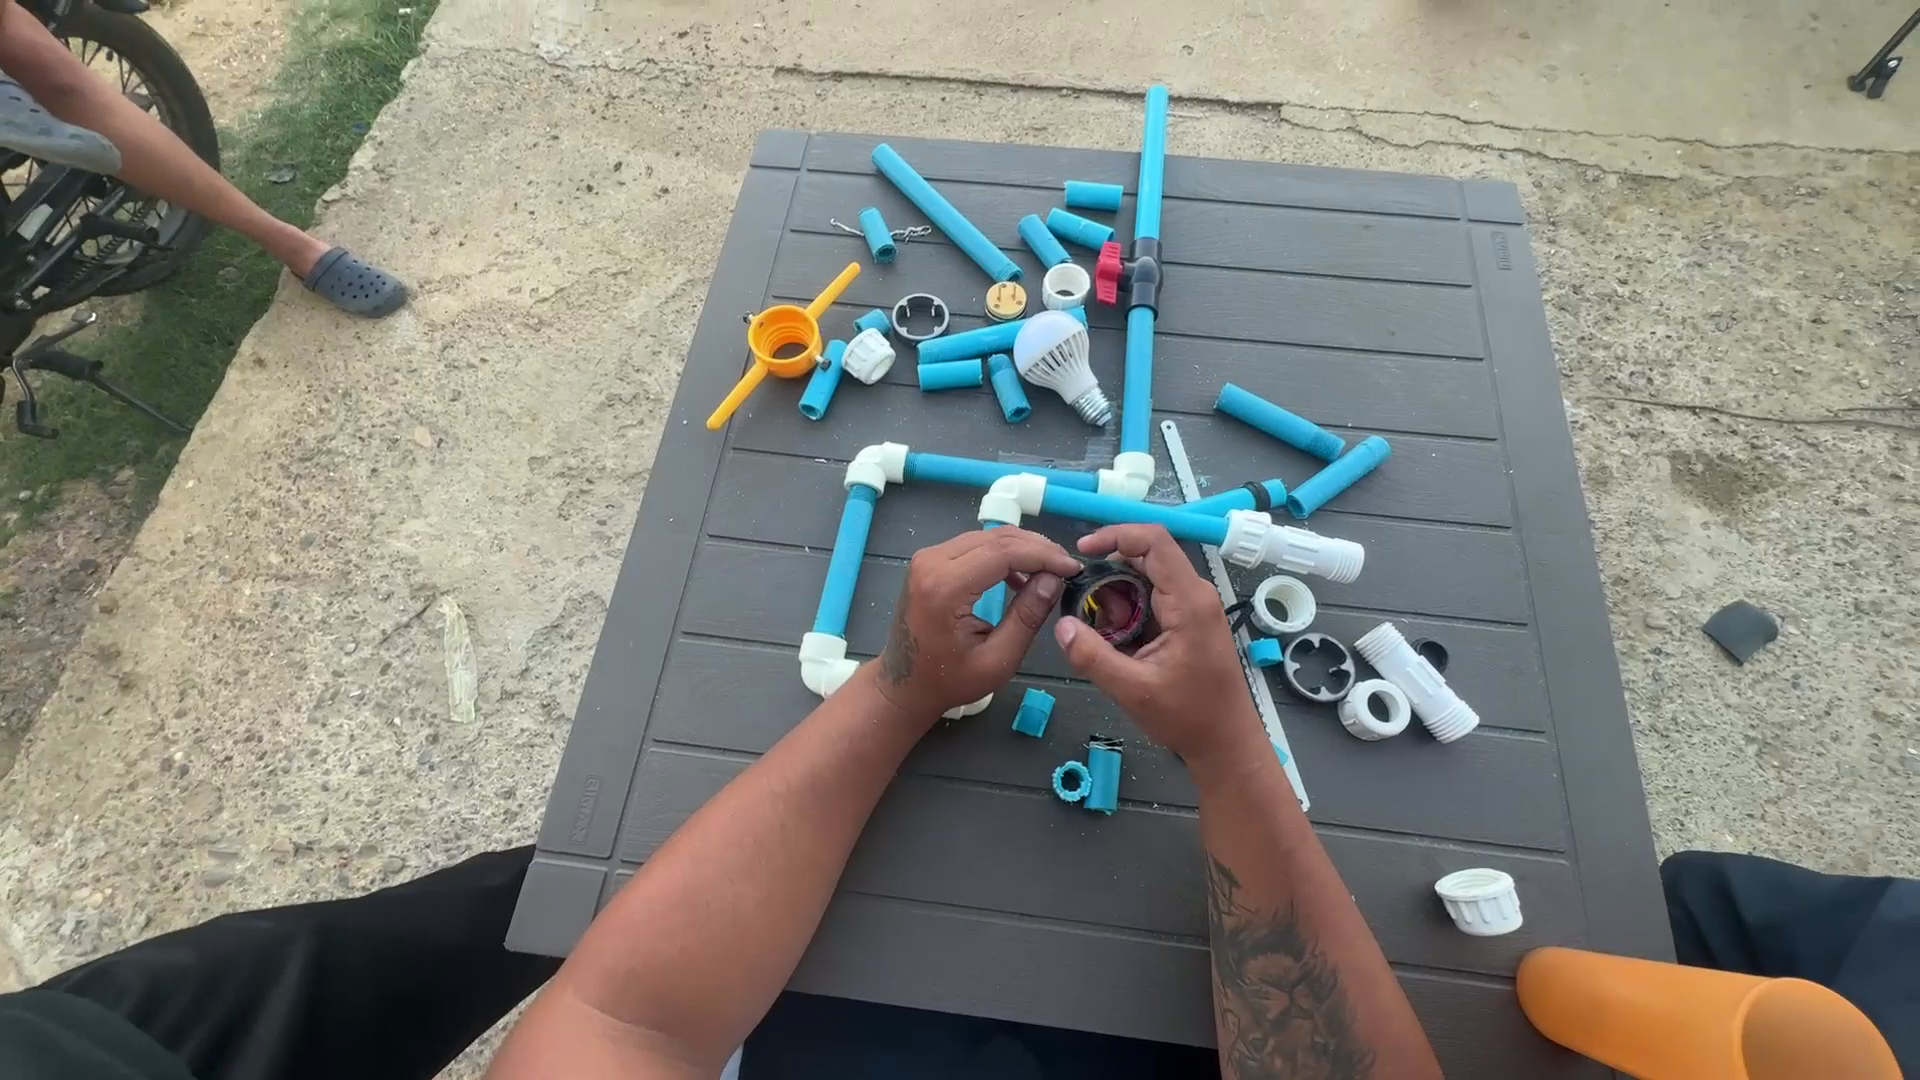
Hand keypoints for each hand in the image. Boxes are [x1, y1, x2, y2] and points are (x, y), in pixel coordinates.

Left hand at [874, 527, 1079, 717]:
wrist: (903, 684)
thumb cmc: (948, 680)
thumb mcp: (997, 660)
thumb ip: (1027, 618)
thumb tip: (1054, 580)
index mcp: (943, 588)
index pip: (1002, 552)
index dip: (1043, 555)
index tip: (1073, 568)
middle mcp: (930, 563)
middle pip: (995, 538)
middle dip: (1037, 548)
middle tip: (1066, 568)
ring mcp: (927, 558)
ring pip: (986, 537)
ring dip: (1021, 549)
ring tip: (1050, 571)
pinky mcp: (929, 560)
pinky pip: (973, 545)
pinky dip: (1002, 554)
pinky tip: (1020, 576)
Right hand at [1052, 525, 1263, 763]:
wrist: (1226, 743)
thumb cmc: (1189, 717)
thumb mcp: (1132, 690)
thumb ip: (1093, 656)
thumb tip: (1060, 626)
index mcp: (1189, 601)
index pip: (1154, 542)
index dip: (1116, 535)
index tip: (1082, 550)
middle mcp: (1195, 594)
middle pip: (1146, 556)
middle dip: (1108, 571)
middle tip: (1082, 600)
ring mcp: (1194, 606)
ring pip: (1147, 577)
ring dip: (1116, 593)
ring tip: (1100, 627)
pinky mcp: (1188, 619)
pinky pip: (1152, 596)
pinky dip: (1127, 607)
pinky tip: (1115, 637)